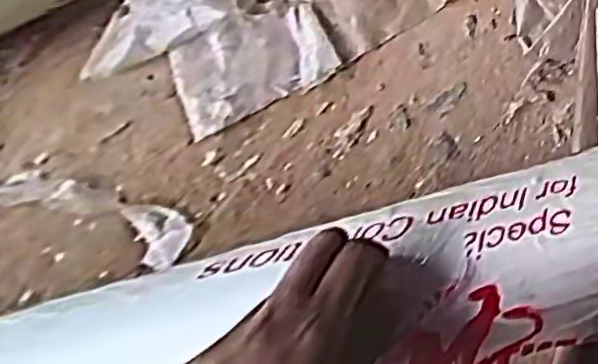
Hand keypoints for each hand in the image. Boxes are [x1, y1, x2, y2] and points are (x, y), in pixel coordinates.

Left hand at [195, 229, 387, 363]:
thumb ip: (362, 349)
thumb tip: (388, 337)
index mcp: (319, 324)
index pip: (361, 253)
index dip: (374, 261)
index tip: (378, 277)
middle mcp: (281, 315)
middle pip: (324, 244)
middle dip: (342, 254)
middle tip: (352, 278)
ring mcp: (241, 330)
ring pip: (286, 283)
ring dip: (304, 293)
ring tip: (309, 327)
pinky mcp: (209, 351)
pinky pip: (252, 320)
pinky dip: (268, 329)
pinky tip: (269, 358)